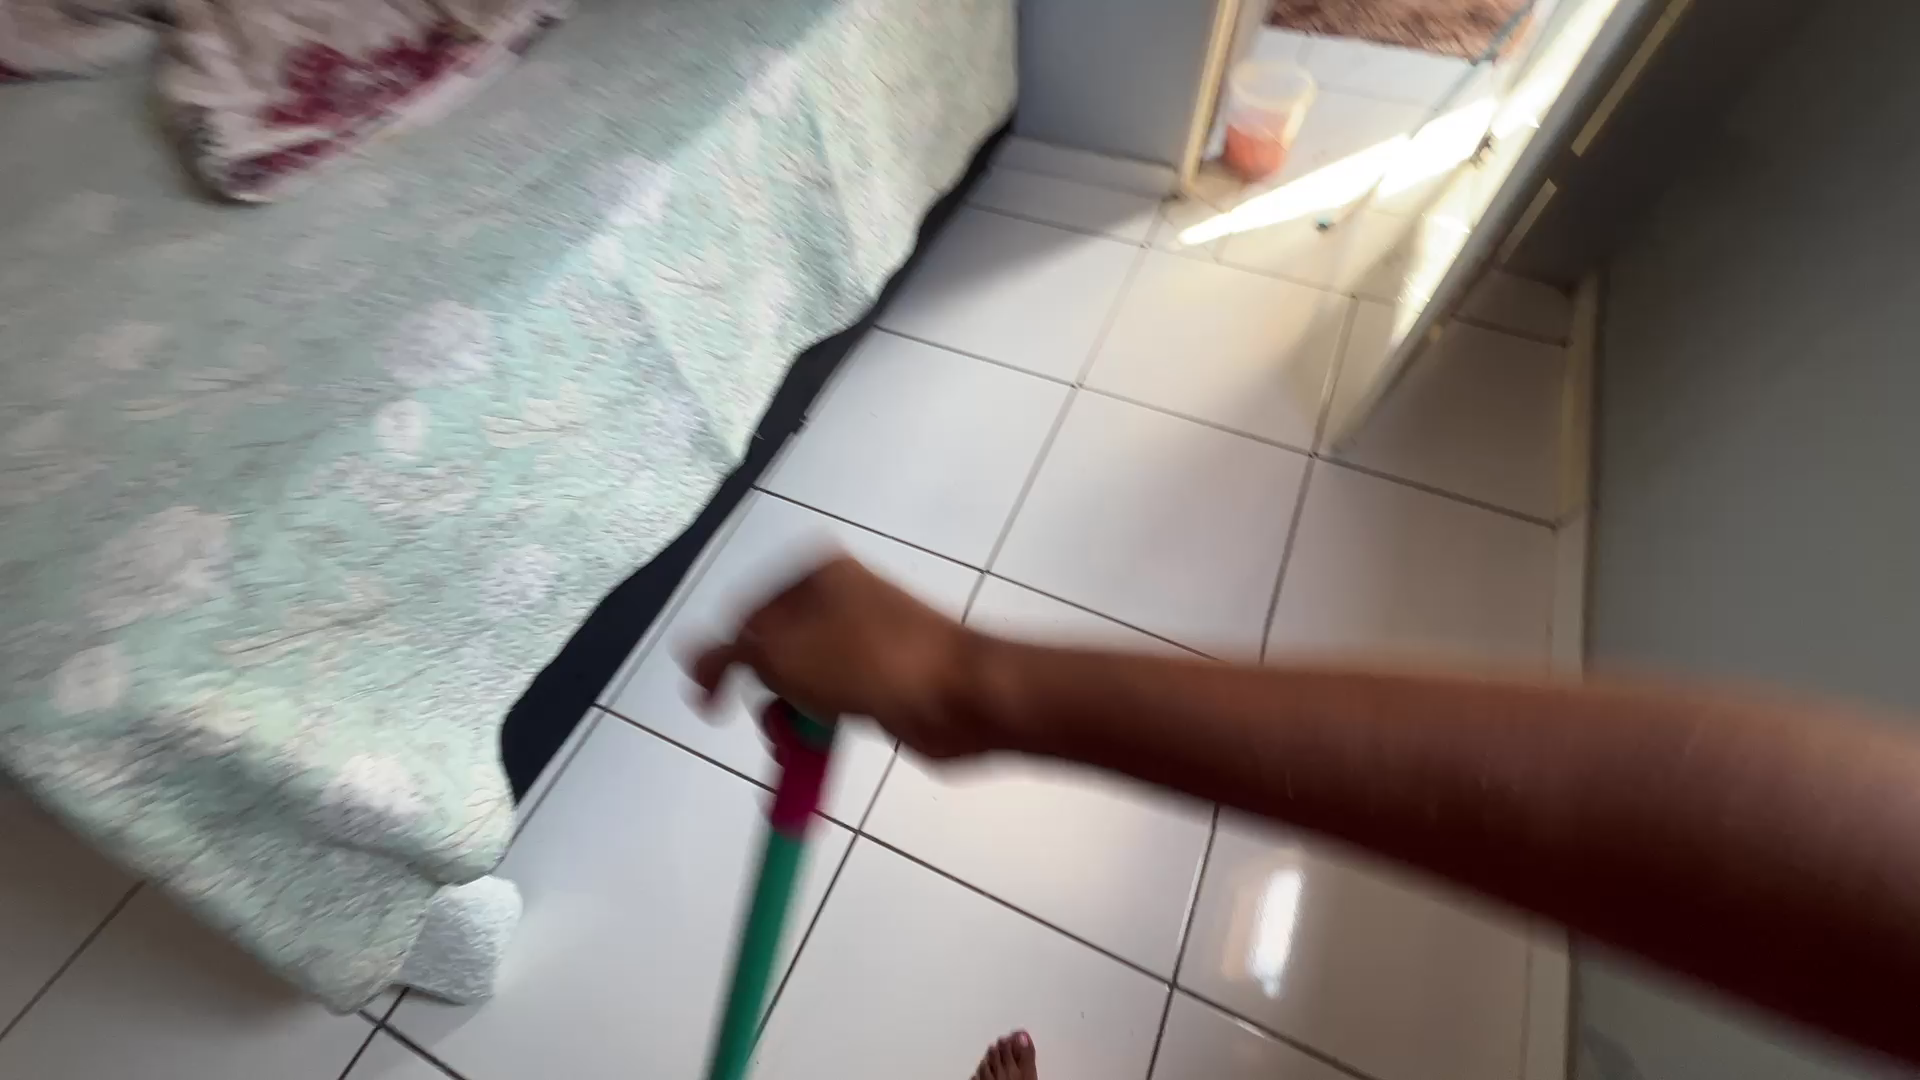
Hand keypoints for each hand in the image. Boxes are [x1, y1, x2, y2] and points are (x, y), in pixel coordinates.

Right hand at [686, 555, 999, 759]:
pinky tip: (815, 750)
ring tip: (795, 743)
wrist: (957, 694)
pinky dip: (817, 727)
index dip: (724, 660)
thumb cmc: (864, 662)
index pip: (746, 613)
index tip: (709, 705)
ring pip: (801, 684)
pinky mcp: (881, 682)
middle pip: (772, 652)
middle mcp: (838, 601)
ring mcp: (863, 643)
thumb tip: (694, 660)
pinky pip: (831, 704)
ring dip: (788, 717)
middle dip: (764, 694)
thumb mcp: (778, 651)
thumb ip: (728, 655)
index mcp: (816, 574)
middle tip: (773, 721)